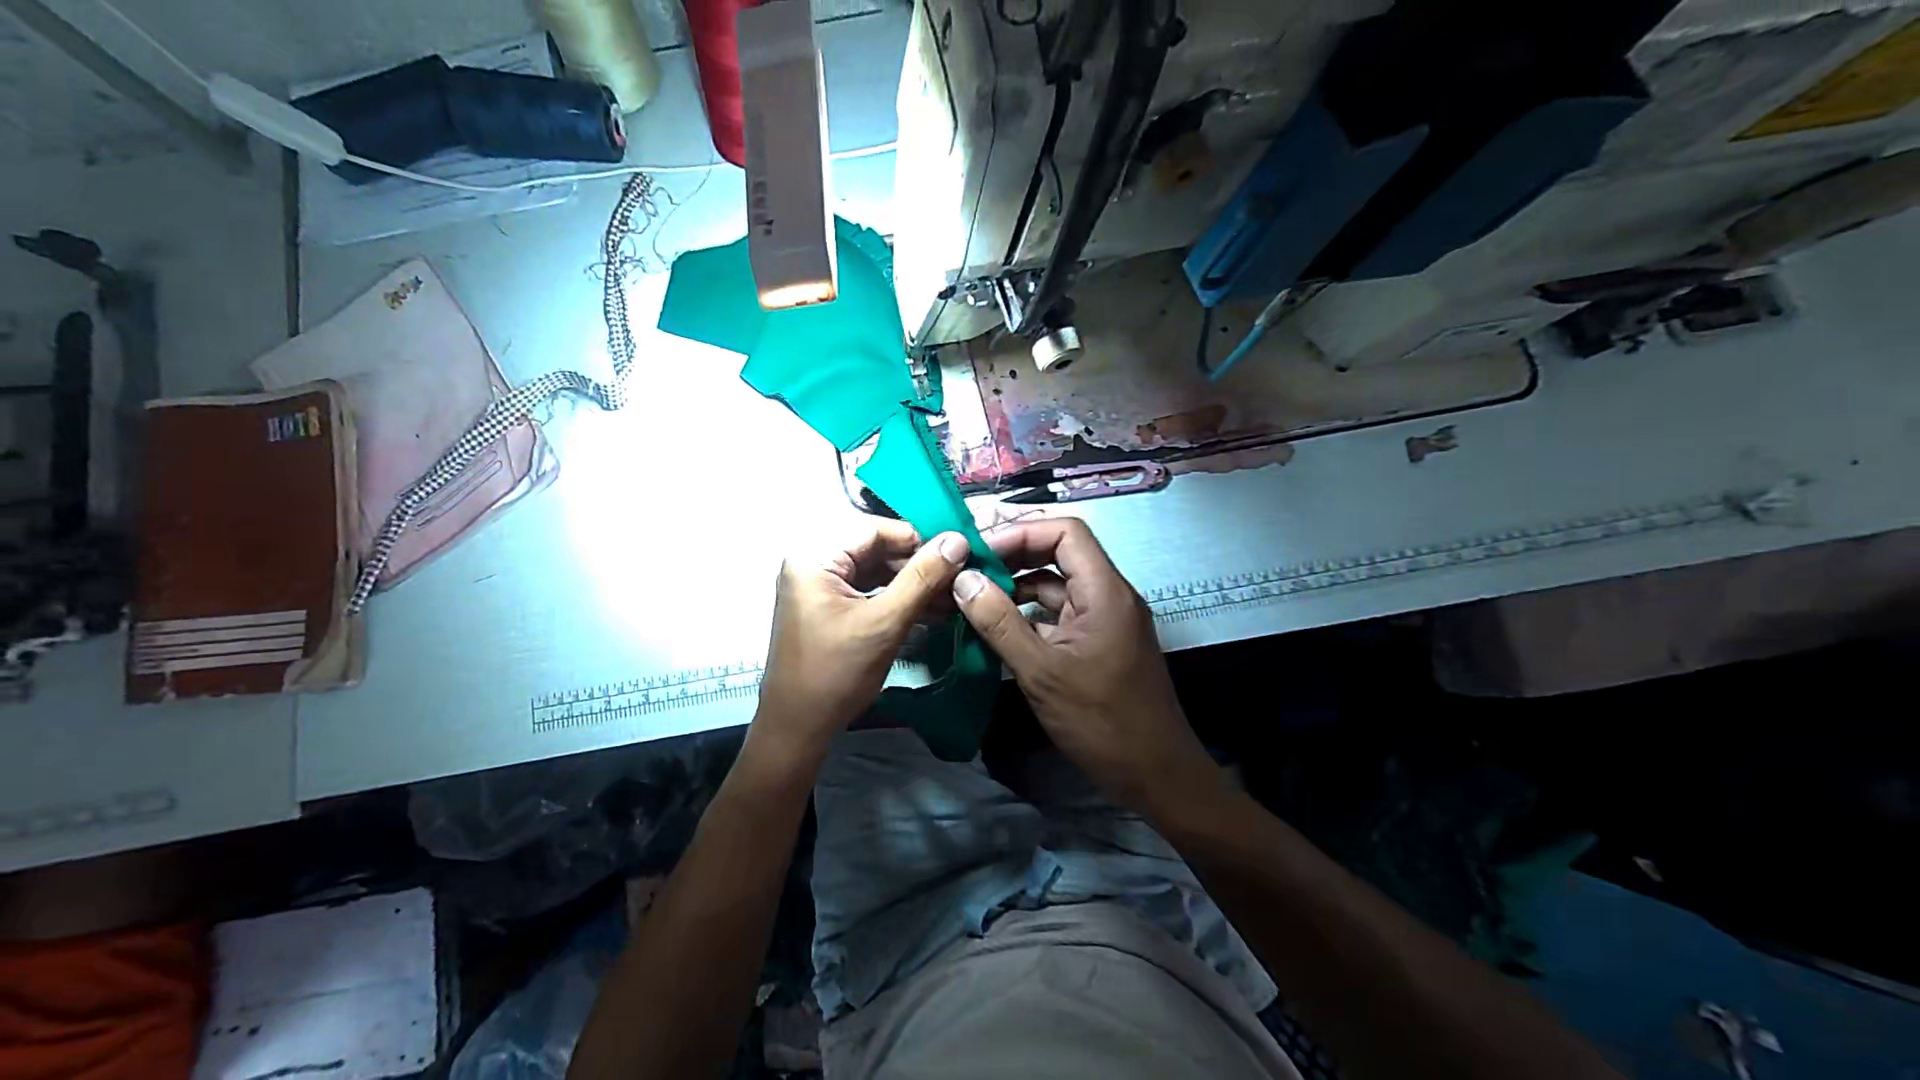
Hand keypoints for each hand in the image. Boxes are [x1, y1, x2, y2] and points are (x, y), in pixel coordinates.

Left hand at [755, 518, 971, 762]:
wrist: (798, 728)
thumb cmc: (836, 673)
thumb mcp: (885, 622)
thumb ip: (922, 578)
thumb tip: (957, 540)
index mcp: (814, 556)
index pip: (874, 528)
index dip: (918, 539)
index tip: (956, 555)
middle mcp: (812, 561)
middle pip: (875, 548)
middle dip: (919, 564)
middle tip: (959, 579)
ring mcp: (819, 585)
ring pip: (876, 570)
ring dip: (913, 583)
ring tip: (952, 599)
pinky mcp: (828, 606)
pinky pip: (868, 590)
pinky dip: (898, 598)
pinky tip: (932, 610)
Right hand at [952, 518, 1225, 816]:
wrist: (1155, 774)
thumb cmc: (1101, 721)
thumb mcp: (1041, 672)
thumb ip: (1000, 623)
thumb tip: (963, 580)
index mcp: (1105, 591)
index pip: (1065, 532)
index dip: (1020, 532)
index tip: (978, 551)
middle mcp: (1109, 595)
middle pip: (1060, 554)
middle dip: (1014, 557)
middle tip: (968, 570)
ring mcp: (1106, 620)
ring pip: (1058, 586)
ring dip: (1018, 587)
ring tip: (973, 596)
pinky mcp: (1100, 643)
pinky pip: (1061, 615)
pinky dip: (1030, 615)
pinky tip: (998, 627)